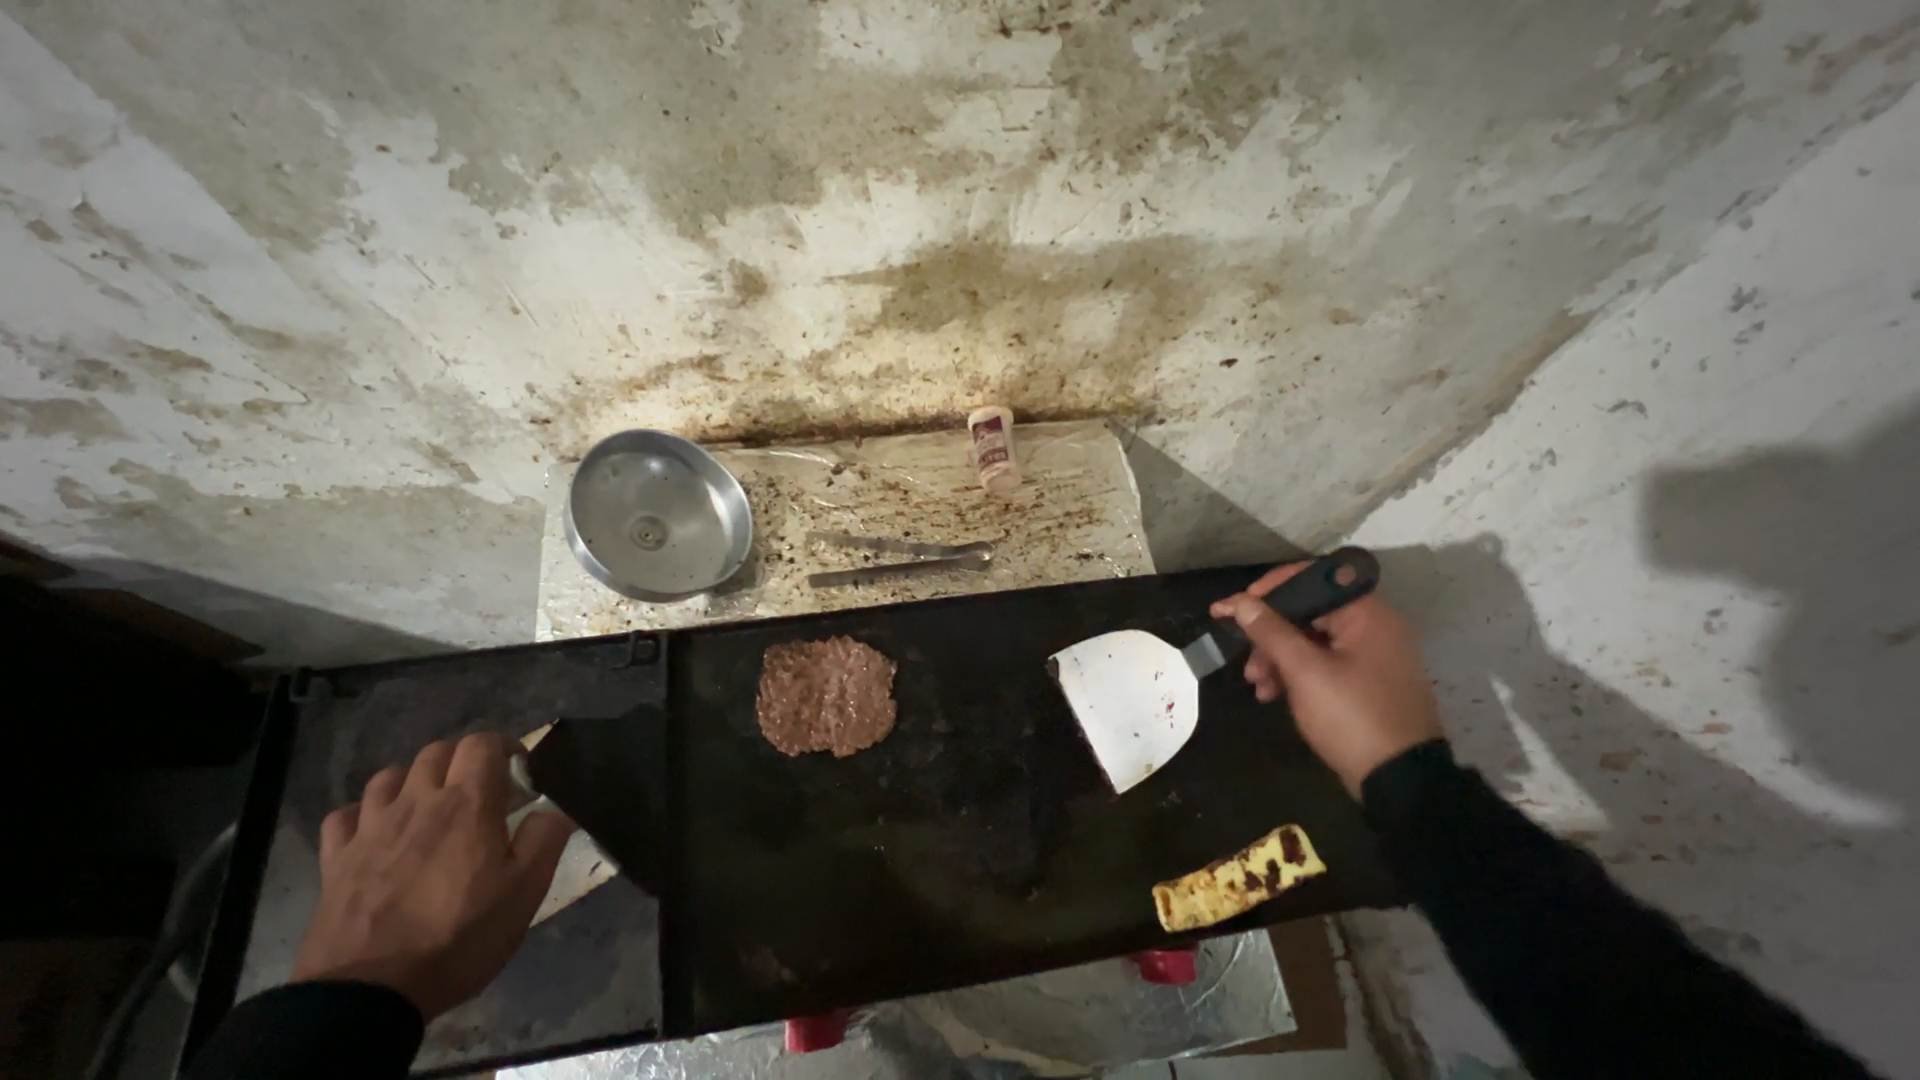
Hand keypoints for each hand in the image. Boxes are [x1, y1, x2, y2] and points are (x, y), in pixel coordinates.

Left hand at [290, 733, 574, 1018]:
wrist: (368, 992)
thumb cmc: (458, 936)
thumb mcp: (525, 891)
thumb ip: (545, 838)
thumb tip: (552, 808)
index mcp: (468, 803)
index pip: (482, 744)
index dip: (504, 746)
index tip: (519, 771)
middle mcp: (417, 802)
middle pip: (437, 751)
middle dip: (463, 759)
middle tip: (481, 790)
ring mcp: (370, 828)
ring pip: (389, 776)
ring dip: (414, 780)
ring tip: (429, 806)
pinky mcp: (335, 859)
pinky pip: (345, 815)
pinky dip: (363, 813)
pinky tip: (376, 832)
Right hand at [1212, 564, 1442, 797]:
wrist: (1399, 780)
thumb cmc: (1352, 716)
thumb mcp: (1304, 672)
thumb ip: (1270, 631)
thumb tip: (1240, 602)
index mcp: (1367, 613)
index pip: (1311, 579)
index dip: (1269, 589)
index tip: (1236, 608)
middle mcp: (1373, 626)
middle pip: (1308, 611)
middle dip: (1269, 633)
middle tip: (1243, 656)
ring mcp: (1371, 656)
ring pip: (1311, 640)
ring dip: (1277, 657)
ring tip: (1257, 684)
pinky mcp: (1365, 681)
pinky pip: (1322, 663)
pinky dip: (1295, 673)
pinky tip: (1272, 694)